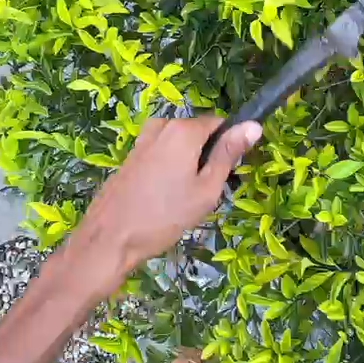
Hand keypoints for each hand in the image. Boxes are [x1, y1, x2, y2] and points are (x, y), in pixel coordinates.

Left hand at [70, 116, 261, 276]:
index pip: (220, 123)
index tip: (229, 174)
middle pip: (198, 133)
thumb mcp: (206, 189)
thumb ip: (228, 154)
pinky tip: (164, 199)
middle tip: (205, 193)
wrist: (109, 239)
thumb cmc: (164, 216)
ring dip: (188, 164)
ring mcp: (143, 140)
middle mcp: (162, 126)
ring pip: (179, 145)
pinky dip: (169, 170)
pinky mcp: (131, 155)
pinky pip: (162, 154)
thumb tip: (254, 125)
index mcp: (183, 130)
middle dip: (207, 156)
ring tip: (184, 199)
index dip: (229, 146)